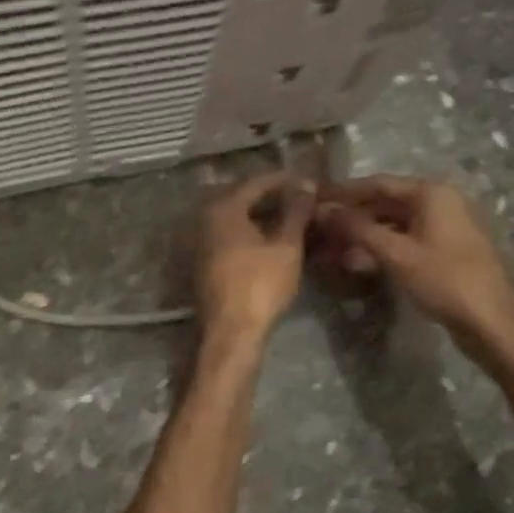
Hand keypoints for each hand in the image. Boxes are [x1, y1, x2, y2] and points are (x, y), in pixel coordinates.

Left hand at [196, 173, 315, 343]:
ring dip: (267, 218)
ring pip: (240, 220)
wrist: (231, 332)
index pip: (257, 182)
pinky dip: (256, 235)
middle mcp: (206, 219)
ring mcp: (203, 242)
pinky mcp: (206, 263)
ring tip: (297, 222)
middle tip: (305, 201)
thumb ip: (296, 211)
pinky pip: (234, 237)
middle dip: (276, 198)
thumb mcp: (286, 246)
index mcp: (223, 208)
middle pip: (245, 199)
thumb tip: (305, 183)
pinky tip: (278, 242)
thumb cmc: (260, 284)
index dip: (286, 180)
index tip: (310, 181)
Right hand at [313, 176, 513, 336]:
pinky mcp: (444, 251)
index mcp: (431, 193)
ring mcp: (444, 227)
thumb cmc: (444, 279)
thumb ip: (357, 229)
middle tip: (318, 227)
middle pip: (386, 203)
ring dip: (364, 235)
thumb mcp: (395, 253)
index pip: (378, 183)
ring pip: (394, 225)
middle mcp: (439, 202)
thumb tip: (322, 210)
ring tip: (331, 248)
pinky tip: (357, 262)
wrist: (492, 320)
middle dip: (352, 217)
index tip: (315, 199)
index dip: (344, 192)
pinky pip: (405, 241)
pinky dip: (381, 249)